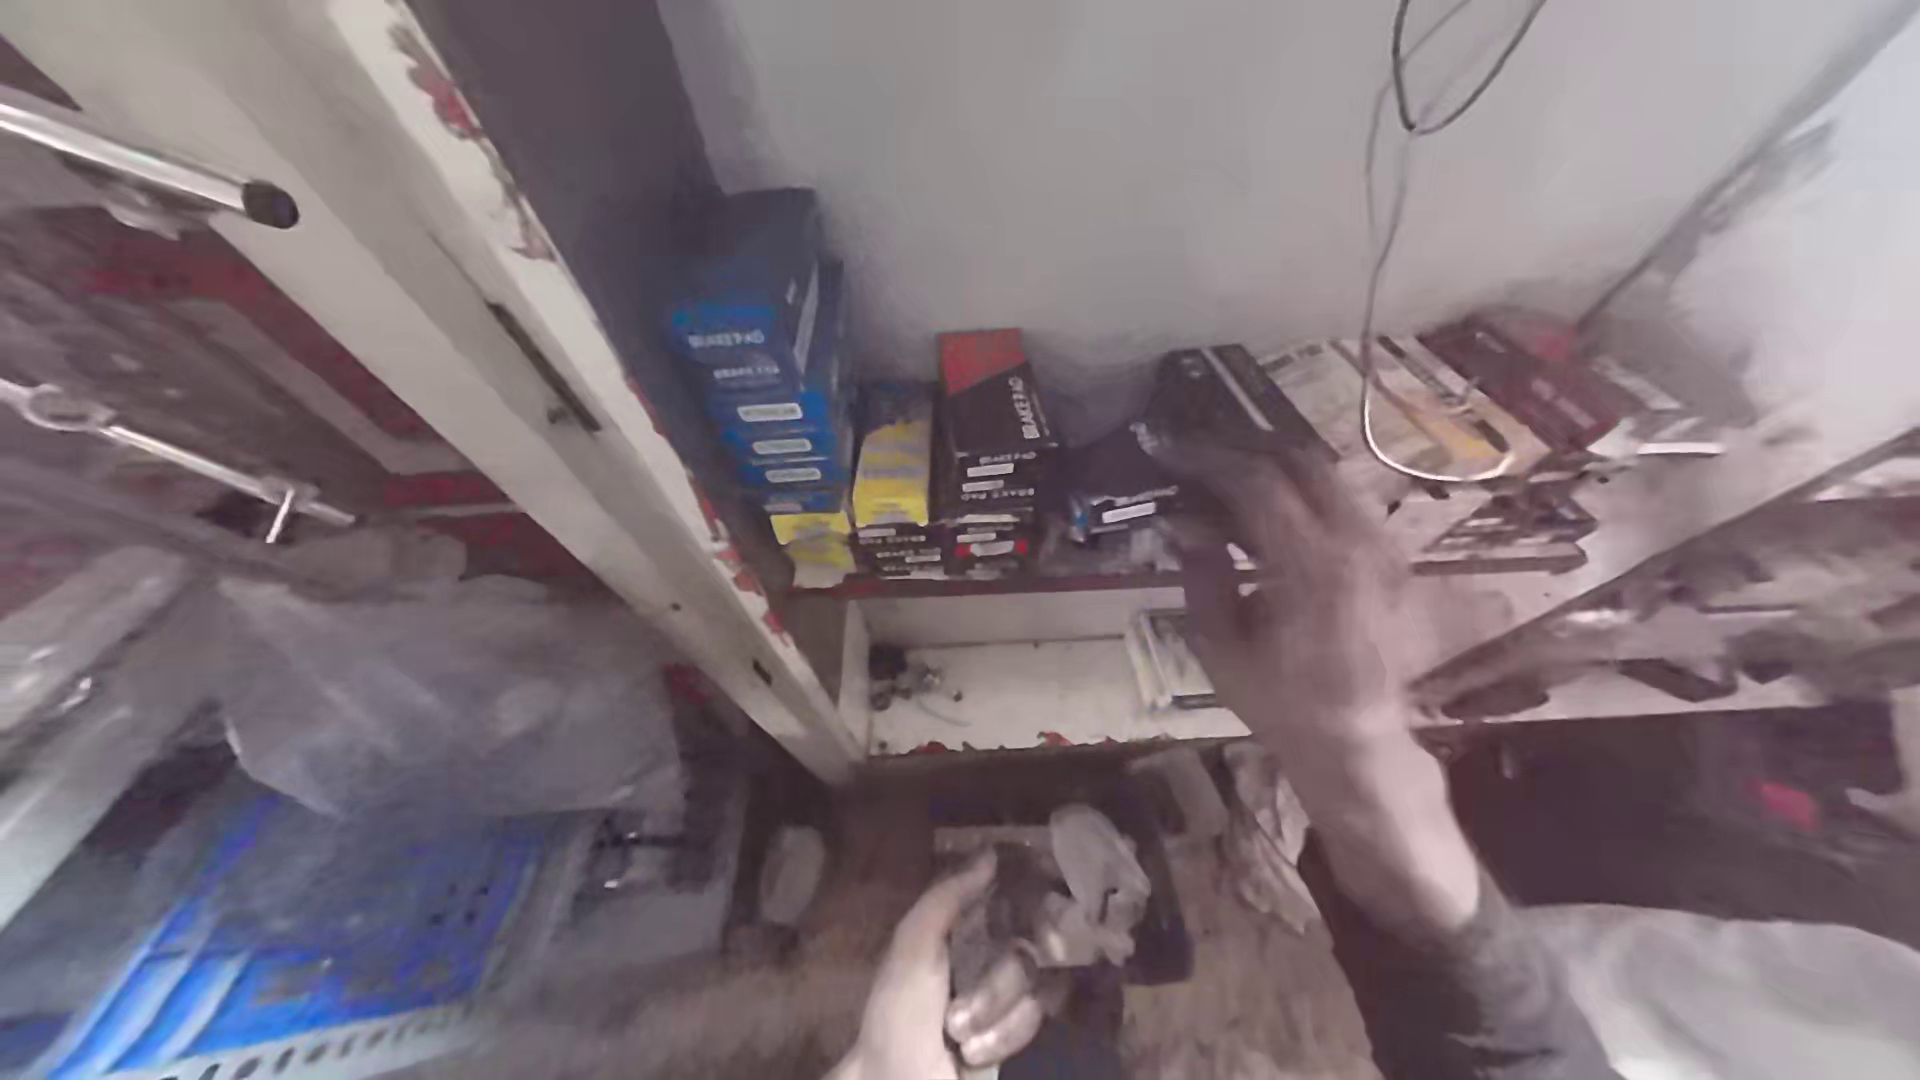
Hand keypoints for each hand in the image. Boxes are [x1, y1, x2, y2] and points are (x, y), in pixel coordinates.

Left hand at [830, 850, 1044, 1078]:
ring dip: (994, 1006)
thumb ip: (949, 894)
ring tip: (959, 1031)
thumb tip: (991, 851)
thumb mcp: (914, 944)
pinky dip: (1003, 1034)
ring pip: (1032, 975)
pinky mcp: (1014, 1026)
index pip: (1005, 882)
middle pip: (1031, 927)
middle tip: (1030, 964)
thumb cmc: (899, 1012)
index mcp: (958, 916)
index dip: (1029, 882)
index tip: (1045, 889)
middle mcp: (985, 942)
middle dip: (1010, 966)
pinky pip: (1034, 1015)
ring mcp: (1003, 986)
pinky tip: (972, 1052)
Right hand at [1167, 443, 1424, 747]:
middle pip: (1299, 459)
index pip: (1258, 484)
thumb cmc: (1279, 702)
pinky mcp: (1386, 555)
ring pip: (1323, 471)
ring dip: (1267, 464)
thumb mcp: (1220, 647)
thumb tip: (1180, 521)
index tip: (1170, 452)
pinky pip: (1336, 497)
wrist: (1356, 739)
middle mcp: (1359, 545)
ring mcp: (1381, 547)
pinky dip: (1292, 487)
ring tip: (1219, 475)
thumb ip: (1202, 575)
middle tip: (1194, 455)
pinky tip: (1258, 508)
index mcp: (1314, 571)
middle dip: (1240, 447)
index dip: (1208, 460)